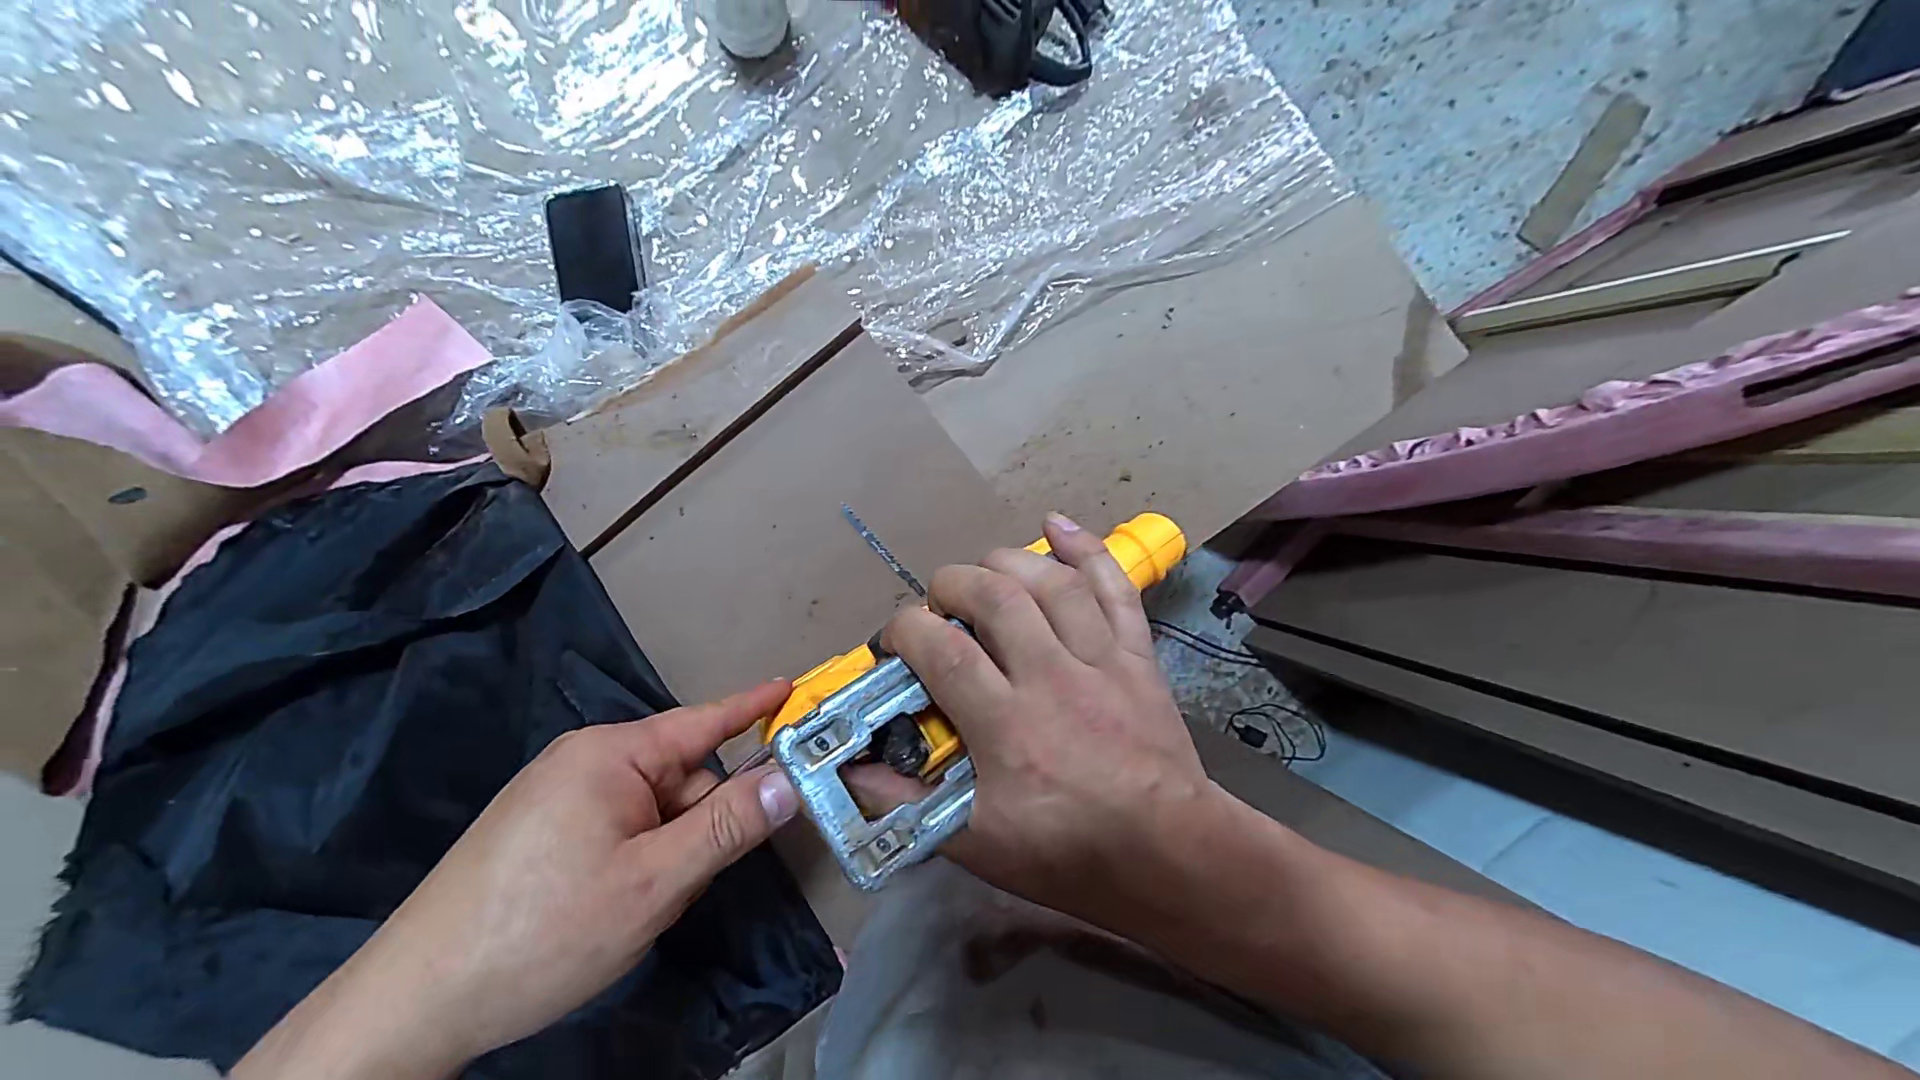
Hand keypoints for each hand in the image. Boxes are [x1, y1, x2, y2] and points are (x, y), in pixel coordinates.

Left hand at [233, 681, 800, 1079]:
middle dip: (697, 827)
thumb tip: (791, 779)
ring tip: (632, 909)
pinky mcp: (542, 827)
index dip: (753, 706)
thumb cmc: (544, 931)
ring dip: (665, 854)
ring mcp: (559, 793)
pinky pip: (619, 827)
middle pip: (681, 779)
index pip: (704, 720)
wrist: (410, 1005)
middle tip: (680, 886)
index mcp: (613, 754)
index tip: (793, 687)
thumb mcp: (654, 881)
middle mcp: (587, 759)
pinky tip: (607, 906)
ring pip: (653, 811)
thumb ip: (729, 826)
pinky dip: (635, 862)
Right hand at [850, 513, 1220, 928]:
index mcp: (1006, 725)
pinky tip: (1056, 523)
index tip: (895, 638)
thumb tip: (850, 770)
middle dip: (954, 585)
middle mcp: (1051, 677)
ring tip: (983, 570)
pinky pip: (1115, 588)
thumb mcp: (974, 844)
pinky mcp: (1137, 655)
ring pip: (1051, 583)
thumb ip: (905, 804)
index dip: (906, 629)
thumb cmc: (1067, 853)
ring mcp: (1101, 660)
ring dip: (1008, 563)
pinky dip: (1087, 550)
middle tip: (939, 605)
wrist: (1169, 855)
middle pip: (996, 599)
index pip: (943, 651)